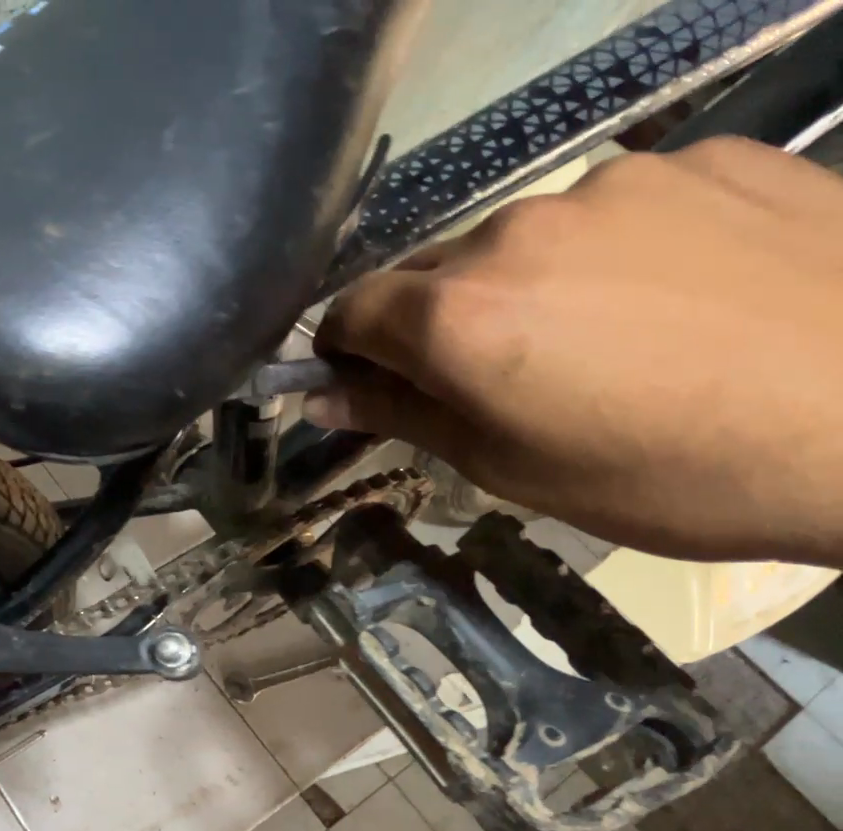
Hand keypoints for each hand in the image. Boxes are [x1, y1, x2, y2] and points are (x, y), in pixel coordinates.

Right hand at [310, 137, 842, 563]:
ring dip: (530, 279)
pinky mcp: (706, 158)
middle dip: (441, 319)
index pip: (349, 311)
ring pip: (524, 237)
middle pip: (432, 272)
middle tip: (504, 372)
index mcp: (454, 316)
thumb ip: (403, 417)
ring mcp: (614, 184)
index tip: (370, 380)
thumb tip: (322, 397)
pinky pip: (618, 205)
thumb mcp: (511, 466)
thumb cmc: (673, 473)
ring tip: (609, 332)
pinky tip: (679, 291)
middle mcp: (513, 232)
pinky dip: (618, 245)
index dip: (347, 350)